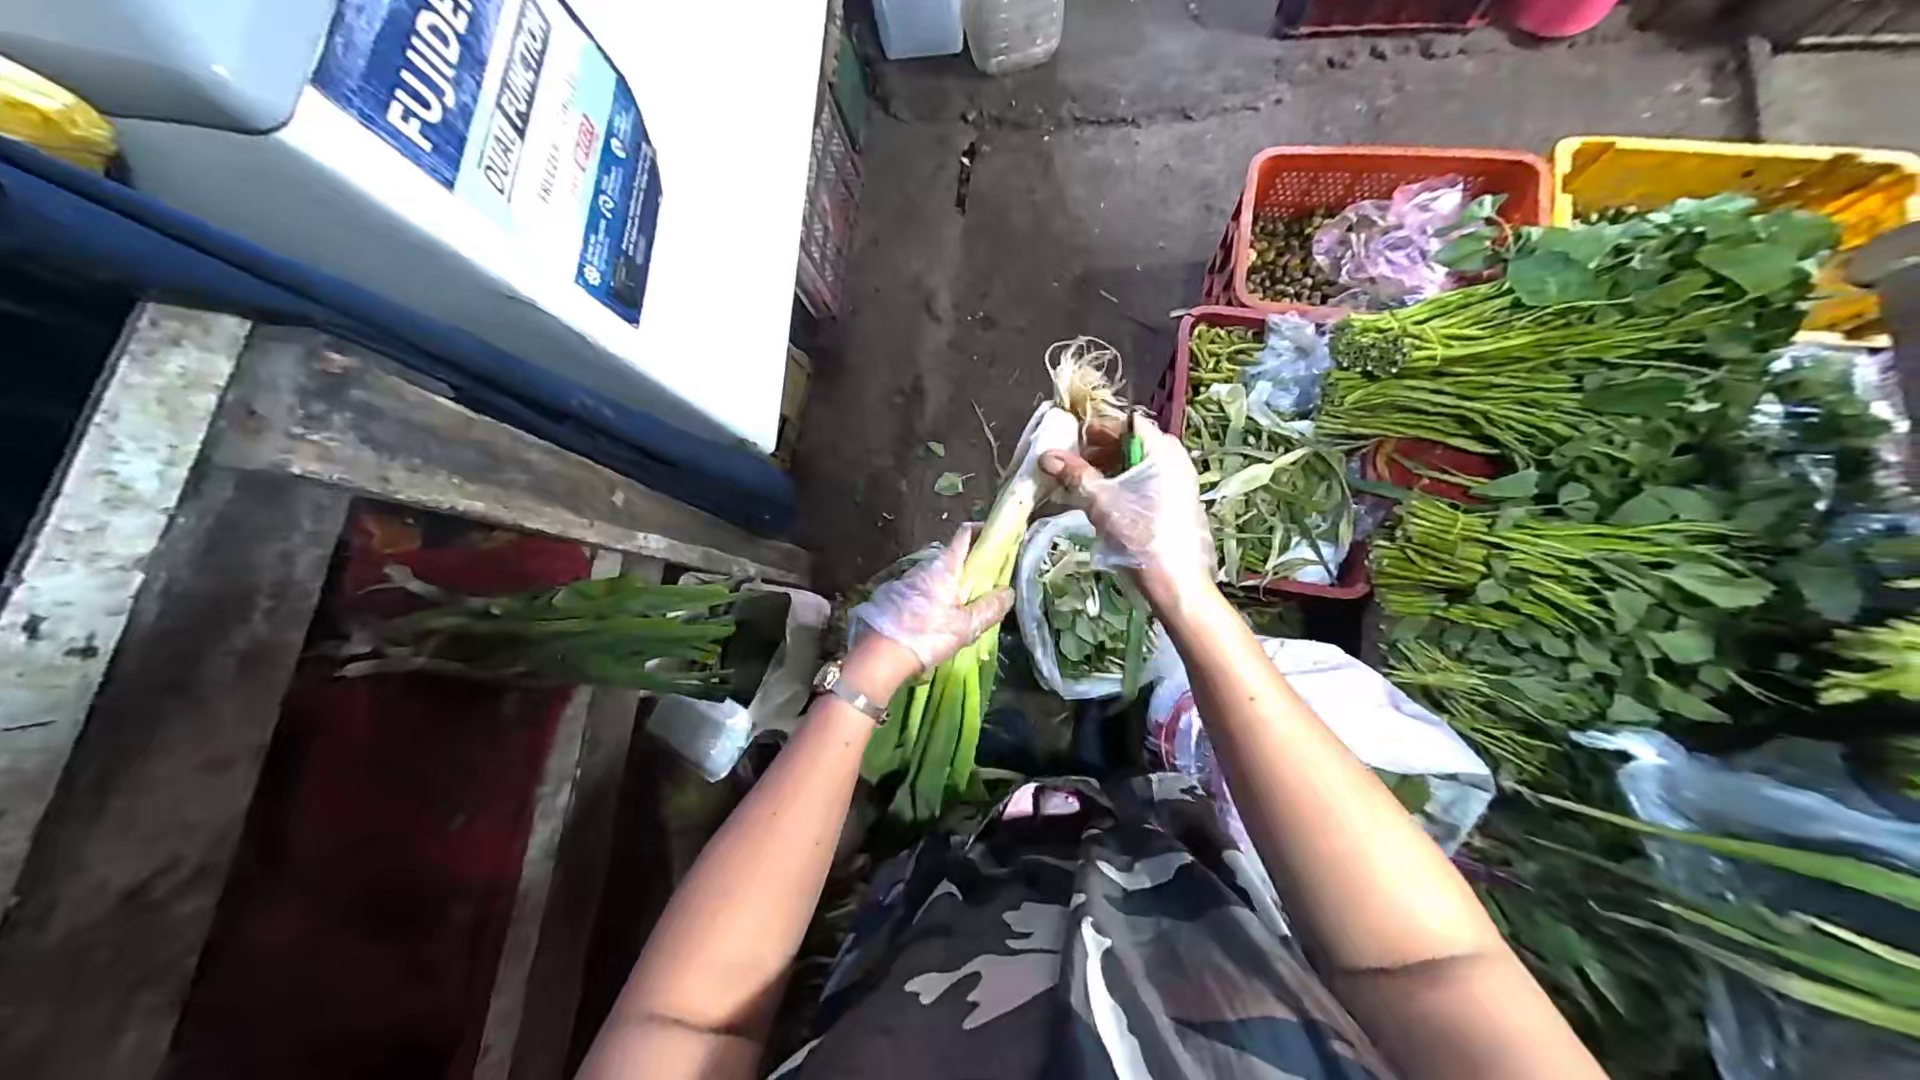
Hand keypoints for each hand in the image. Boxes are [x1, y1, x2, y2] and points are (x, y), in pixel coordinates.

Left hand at [849, 526, 1015, 673]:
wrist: (880, 654)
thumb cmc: (928, 635)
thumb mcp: (966, 626)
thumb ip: (989, 608)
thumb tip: (1008, 592)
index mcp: (945, 567)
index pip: (964, 535)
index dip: (981, 531)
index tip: (995, 537)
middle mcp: (924, 566)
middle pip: (951, 556)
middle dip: (969, 565)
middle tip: (985, 583)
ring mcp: (907, 580)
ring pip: (935, 574)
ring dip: (950, 583)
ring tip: (962, 606)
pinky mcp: (894, 595)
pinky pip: (921, 588)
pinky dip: (933, 595)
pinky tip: (936, 617)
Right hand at [1039, 413, 1215, 603]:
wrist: (1177, 583)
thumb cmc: (1140, 536)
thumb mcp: (1100, 501)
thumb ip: (1074, 474)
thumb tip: (1047, 456)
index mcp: (1161, 449)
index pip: (1125, 422)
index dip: (1096, 429)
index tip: (1070, 443)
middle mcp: (1175, 458)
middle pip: (1131, 441)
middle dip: (1099, 451)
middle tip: (1071, 466)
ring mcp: (1179, 481)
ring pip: (1138, 464)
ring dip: (1108, 470)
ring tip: (1082, 486)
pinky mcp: (1178, 502)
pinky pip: (1146, 482)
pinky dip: (1123, 485)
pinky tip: (1104, 503)